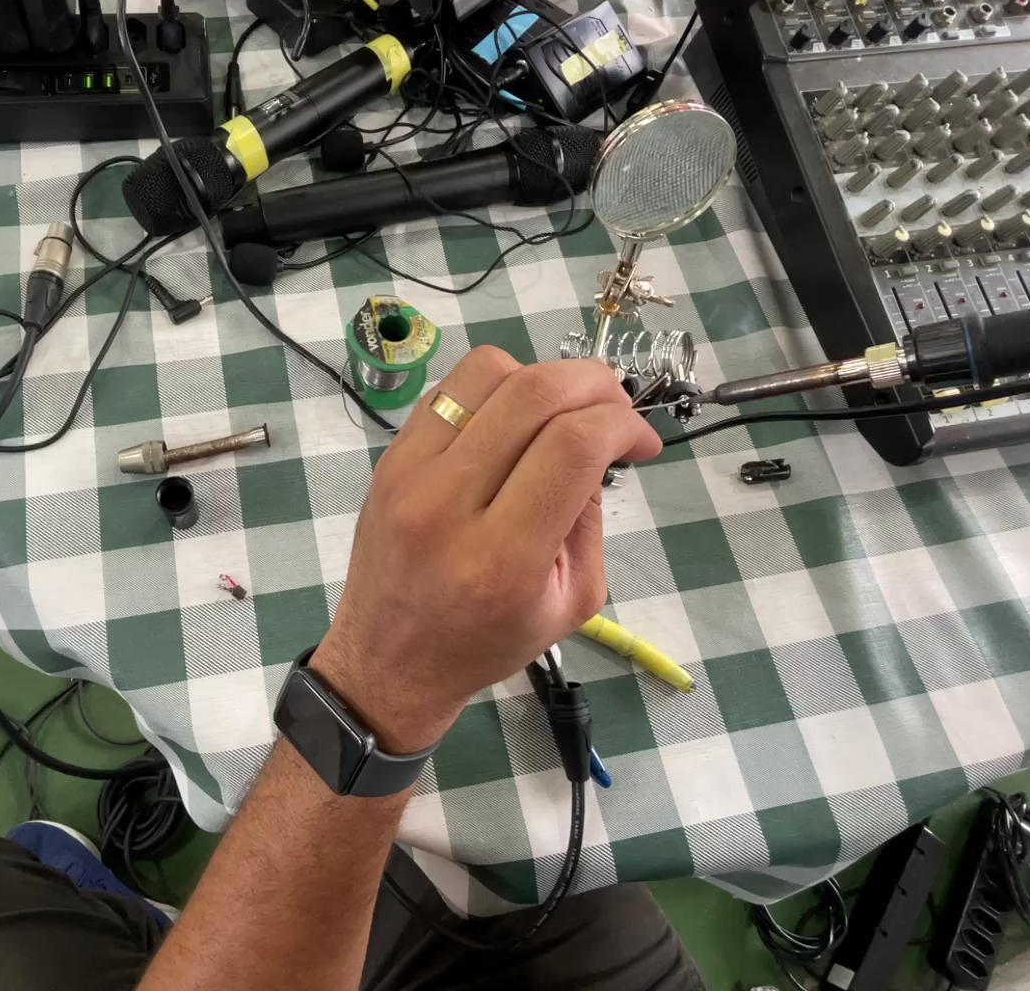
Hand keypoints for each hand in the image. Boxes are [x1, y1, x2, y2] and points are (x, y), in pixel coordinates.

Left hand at [310, 347, 664, 751]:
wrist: (388, 658)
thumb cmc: (484, 643)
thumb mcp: (570, 604)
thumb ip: (591, 520)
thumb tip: (599, 444)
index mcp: (501, 556)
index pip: (572, 445)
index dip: (622, 424)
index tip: (641, 442)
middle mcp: (447, 502)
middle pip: (532, 393)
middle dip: (594, 383)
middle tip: (615, 408)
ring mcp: (408, 472)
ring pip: (484, 370)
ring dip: (539, 377)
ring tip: (559, 412)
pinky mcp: (389, 457)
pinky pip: (448, 390)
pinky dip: (493, 390)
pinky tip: (509, 424)